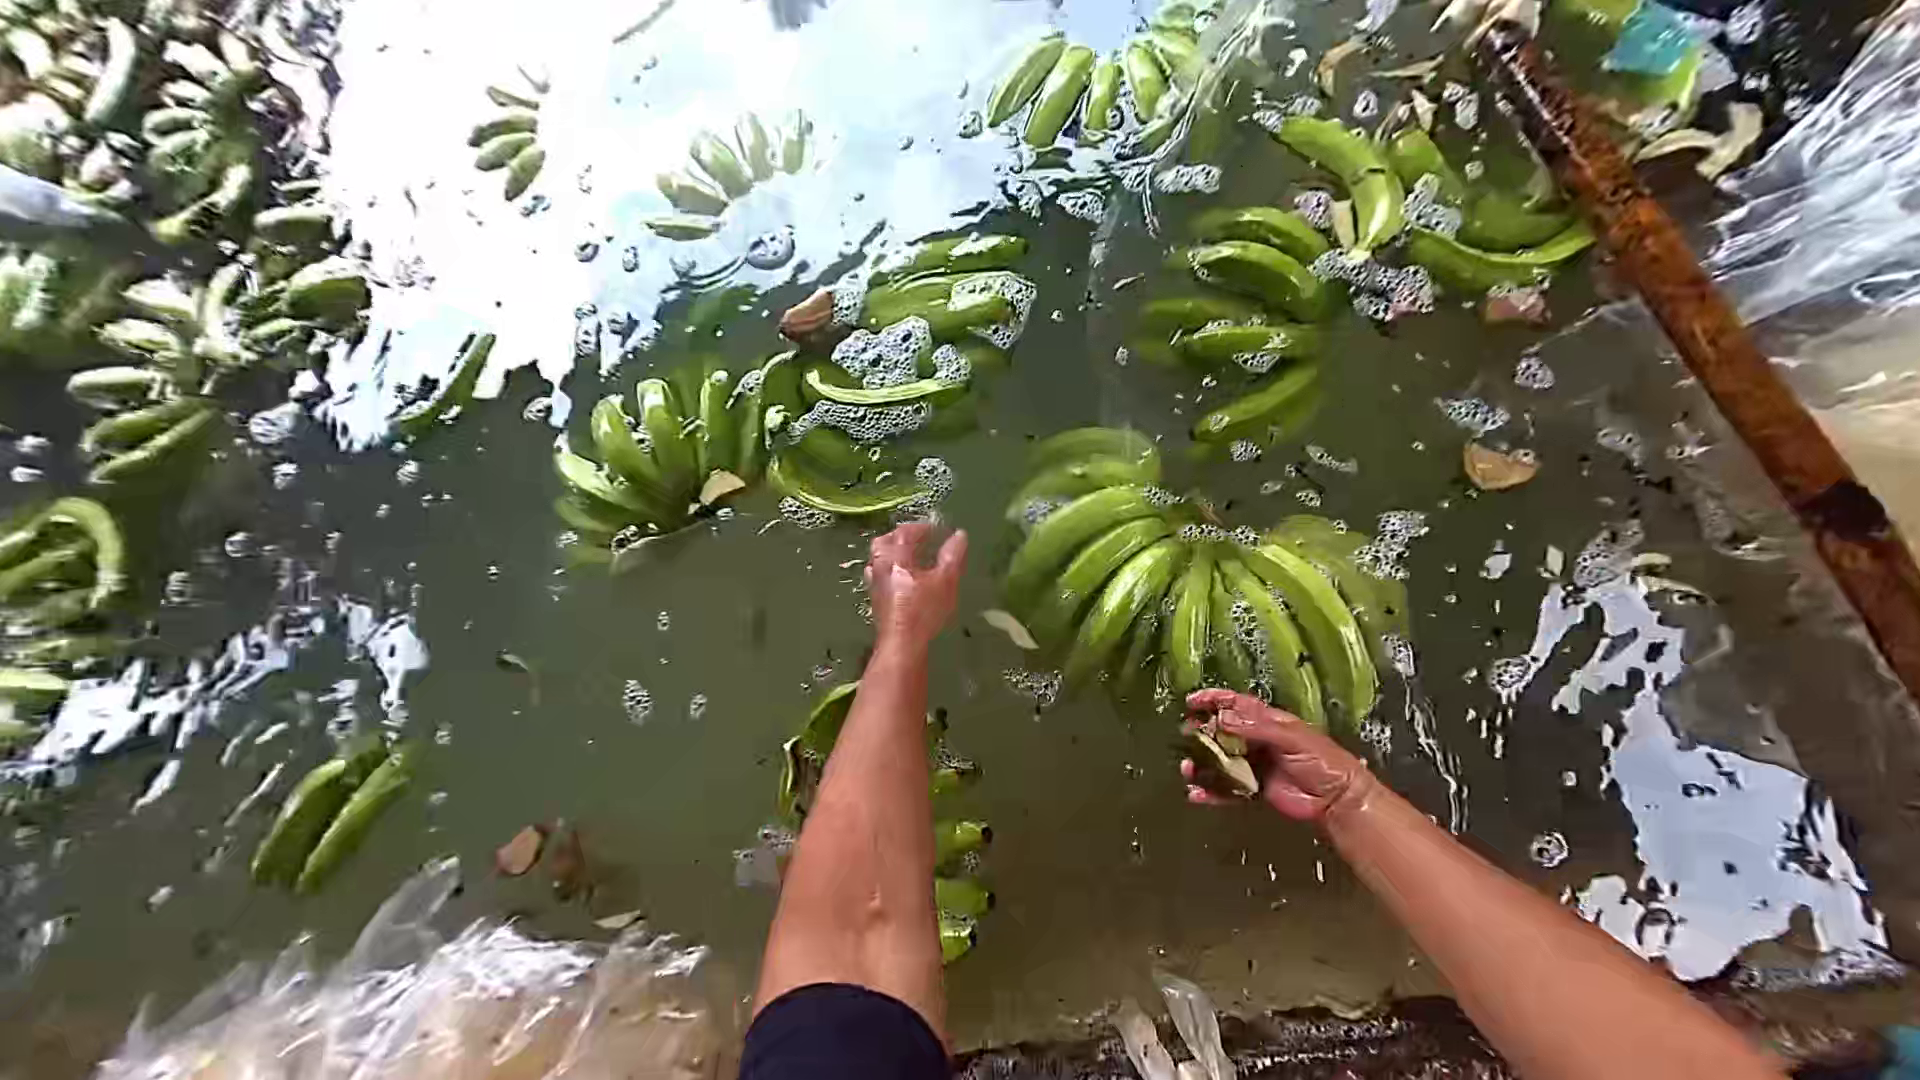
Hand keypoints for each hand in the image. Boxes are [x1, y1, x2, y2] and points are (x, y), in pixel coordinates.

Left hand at [865, 523, 967, 654]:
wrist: (902, 645)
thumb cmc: (924, 610)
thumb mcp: (945, 580)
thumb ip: (952, 556)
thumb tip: (959, 535)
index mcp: (896, 557)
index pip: (905, 532)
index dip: (922, 527)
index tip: (938, 529)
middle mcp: (880, 566)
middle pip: (885, 543)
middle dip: (901, 537)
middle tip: (919, 539)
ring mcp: (875, 584)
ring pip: (879, 560)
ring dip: (893, 554)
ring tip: (910, 558)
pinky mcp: (876, 600)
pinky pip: (879, 576)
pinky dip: (891, 571)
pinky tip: (902, 581)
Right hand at [1180, 688, 1375, 824]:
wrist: (1339, 802)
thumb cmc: (1321, 761)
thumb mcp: (1291, 737)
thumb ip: (1256, 727)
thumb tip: (1221, 719)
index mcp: (1266, 721)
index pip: (1235, 705)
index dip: (1213, 700)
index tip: (1191, 701)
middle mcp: (1255, 740)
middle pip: (1220, 732)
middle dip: (1200, 732)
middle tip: (1186, 734)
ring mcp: (1252, 765)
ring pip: (1218, 761)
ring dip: (1200, 764)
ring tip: (1188, 769)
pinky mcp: (1252, 790)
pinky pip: (1225, 789)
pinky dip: (1209, 793)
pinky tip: (1196, 795)